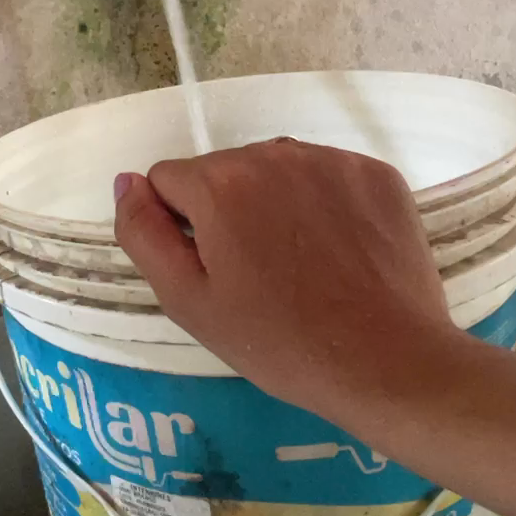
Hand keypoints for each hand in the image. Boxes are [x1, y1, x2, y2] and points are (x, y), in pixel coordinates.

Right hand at [113, 138, 468, 418]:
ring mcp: (330, 158)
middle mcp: (273, 153)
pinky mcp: (374, 172)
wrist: (388, 363)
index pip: (167, 181)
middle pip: (221, 171)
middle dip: (225, 210)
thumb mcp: (187, 300)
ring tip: (297, 263)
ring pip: (272, 170)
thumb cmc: (277, 341)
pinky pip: (324, 175)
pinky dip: (320, 203)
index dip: (179, 226)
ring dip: (270, 202)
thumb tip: (126, 181)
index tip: (211, 269)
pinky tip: (336, 250)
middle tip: (255, 274)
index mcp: (220, 183)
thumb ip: (142, 232)